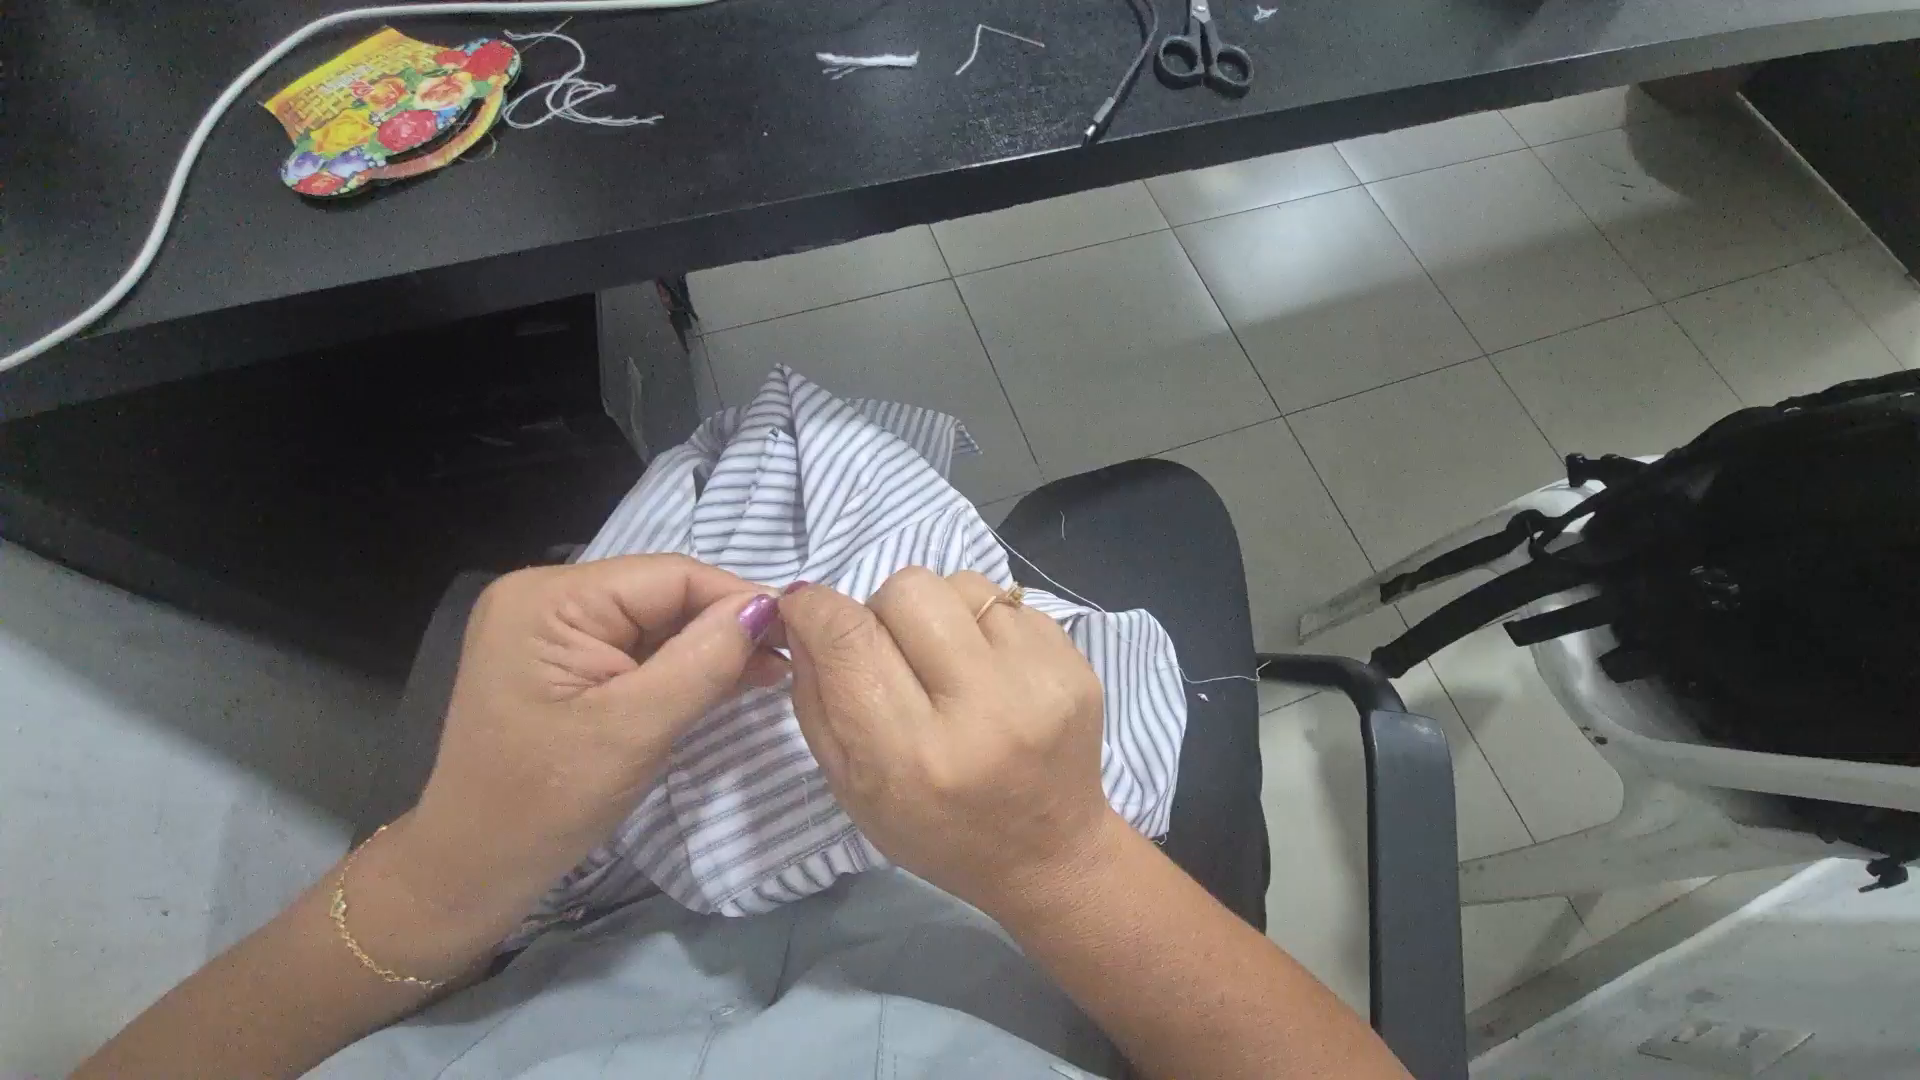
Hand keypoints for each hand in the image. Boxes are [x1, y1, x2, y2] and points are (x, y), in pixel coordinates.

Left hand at [368, 555, 785, 964]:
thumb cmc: (546, 803)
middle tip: (789, 658)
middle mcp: (548, 597)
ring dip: (714, 646)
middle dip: (728, 625)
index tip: (797, 631)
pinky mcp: (569, 659)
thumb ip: (704, 660)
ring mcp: (555, 628)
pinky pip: (643, 647)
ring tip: (772, 670)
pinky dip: (687, 664)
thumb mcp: (635, 729)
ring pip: (660, 620)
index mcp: (549, 599)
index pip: (670, 576)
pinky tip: (734, 678)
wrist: (473, 871)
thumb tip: (768, 607)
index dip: (738, 598)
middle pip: (665, 594)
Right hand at [778, 569, 1127, 917]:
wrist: (1048, 852)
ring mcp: (1039, 680)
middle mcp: (983, 709)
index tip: (805, 606)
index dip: (815, 608)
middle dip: (881, 611)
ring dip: (936, 612)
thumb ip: (816, 696)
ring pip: (957, 584)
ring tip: (947, 661)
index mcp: (914, 755)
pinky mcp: (1076, 662)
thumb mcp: (851, 786)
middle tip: (893, 652)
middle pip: (906, 591)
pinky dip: (982, 622)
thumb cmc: (936, 830)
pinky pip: (1006, 599)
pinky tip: (990, 668)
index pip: (850, 639)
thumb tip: (804, 610)